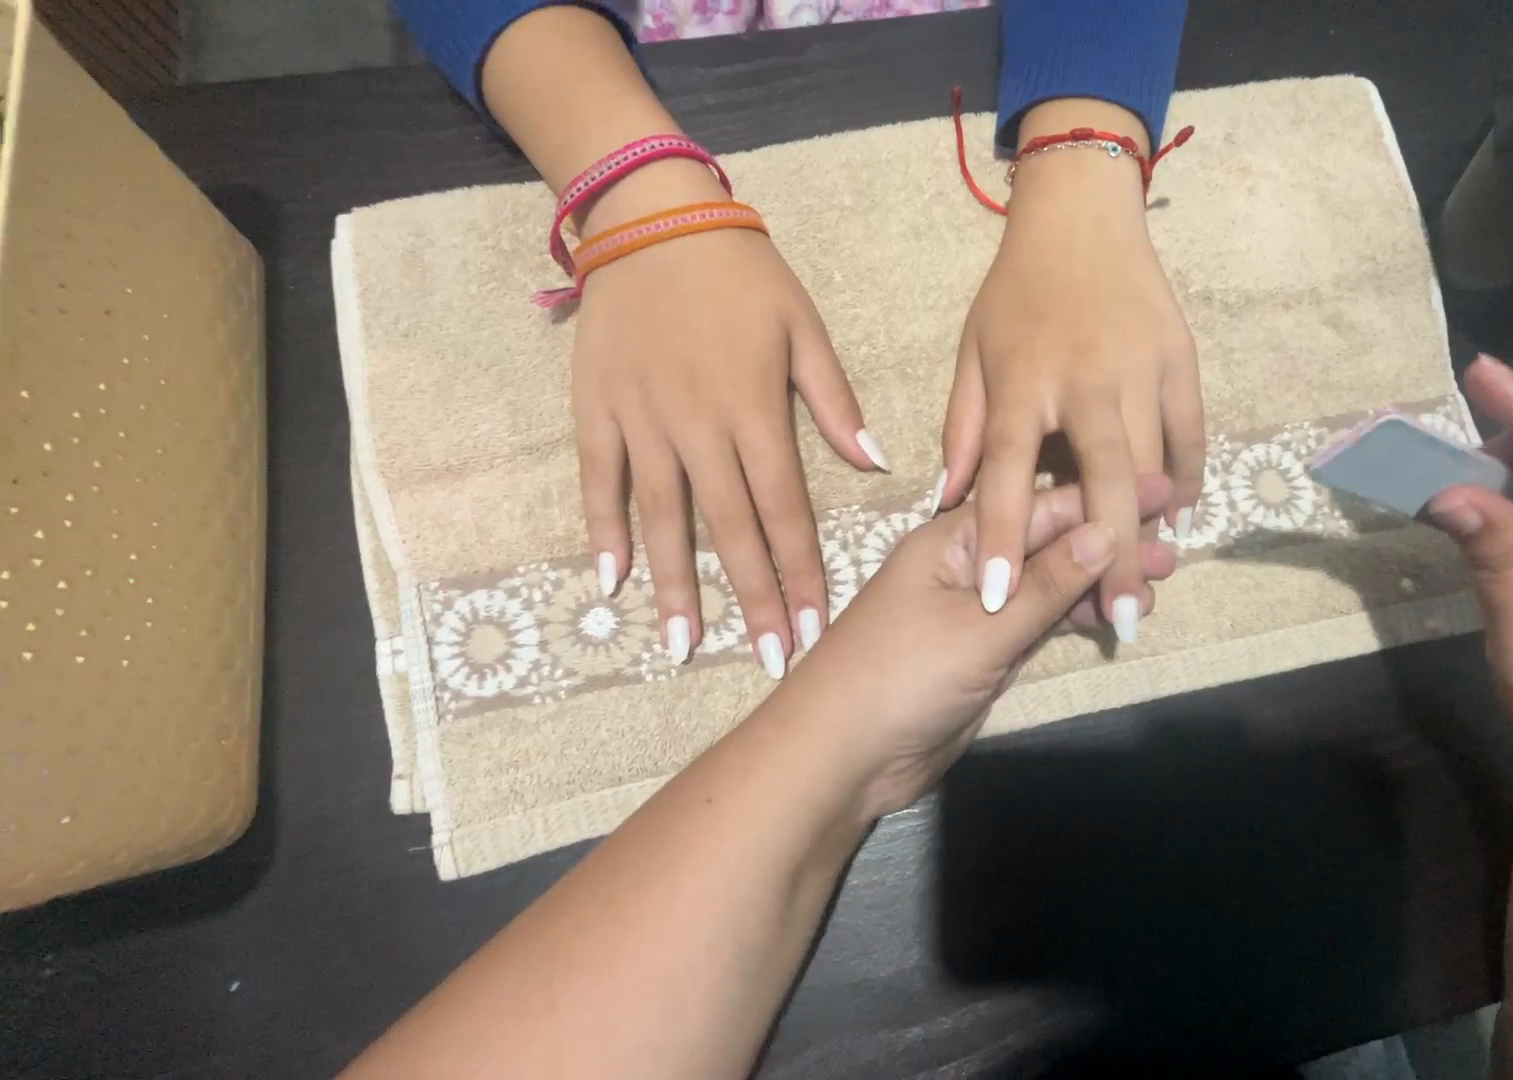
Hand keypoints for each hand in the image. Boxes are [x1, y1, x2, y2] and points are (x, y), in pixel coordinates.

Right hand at [570, 168, 882, 679]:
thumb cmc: (743, 276)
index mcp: (757, 413)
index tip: (813, 627)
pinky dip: (603, 531)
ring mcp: (642, 423)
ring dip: (675, 585)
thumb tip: (878, 462)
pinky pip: (599, 481)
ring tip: (682, 645)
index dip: (802, 572)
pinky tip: (611, 582)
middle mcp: (700, 430)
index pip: (786, 511)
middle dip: (753, 598)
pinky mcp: (596, 412)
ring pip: (664, 518)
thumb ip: (837, 402)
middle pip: (731, 530)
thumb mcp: (805, 328)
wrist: (653, 219)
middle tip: (765, 658)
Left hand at [779, 475, 1179, 817]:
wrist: (843, 755)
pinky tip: (1111, 617)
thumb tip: (1108, 529)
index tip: (1159, 491)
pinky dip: (1073, 619)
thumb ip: (1046, 583)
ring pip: (1048, 586)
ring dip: (1096, 585)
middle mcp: (971, 564)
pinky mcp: (983, 652)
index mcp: (958, 538)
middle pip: (1048, 544)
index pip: (1039, 507)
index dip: (1100, 501)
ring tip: (1156, 585)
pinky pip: (1038, 623)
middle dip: (1108, 546)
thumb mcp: (980, 626)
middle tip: (1171, 549)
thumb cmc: (901, 675)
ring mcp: (978, 610)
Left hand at [941, 99, 1202, 643]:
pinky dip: (1189, 478)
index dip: (1003, 537)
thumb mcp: (973, 354)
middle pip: (1104, 481)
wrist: (1081, 216)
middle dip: (1111, 557)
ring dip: (1151, 527)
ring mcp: (1140, 367)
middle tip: (1120, 621)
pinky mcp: (1182, 358)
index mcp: (1021, 381)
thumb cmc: (1016, 294)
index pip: (1008, 471)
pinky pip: (1191, 433)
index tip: (999, 601)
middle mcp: (1083, 379)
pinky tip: (1179, 515)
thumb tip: (951, 499)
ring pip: (1153, 465)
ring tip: (1146, 582)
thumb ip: (965, 429)